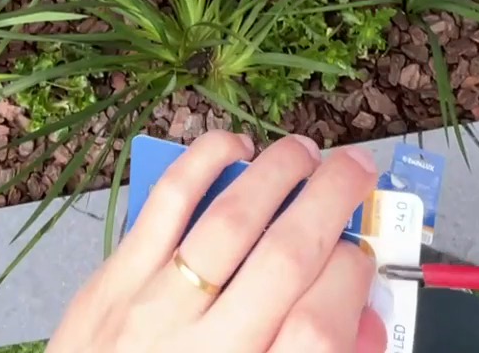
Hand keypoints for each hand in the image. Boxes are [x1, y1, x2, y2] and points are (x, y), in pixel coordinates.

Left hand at [49, 131, 385, 352]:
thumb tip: (364, 313)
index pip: (317, 329)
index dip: (351, 282)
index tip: (362, 255)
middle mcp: (206, 351)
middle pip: (284, 260)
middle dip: (332, 201)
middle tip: (357, 168)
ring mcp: (153, 309)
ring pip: (230, 221)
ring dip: (277, 173)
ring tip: (306, 151)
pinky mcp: (114, 280)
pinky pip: (165, 204)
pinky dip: (203, 163)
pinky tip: (234, 145)